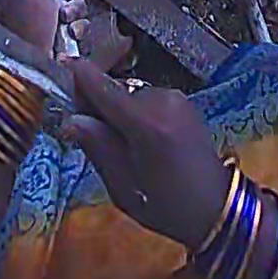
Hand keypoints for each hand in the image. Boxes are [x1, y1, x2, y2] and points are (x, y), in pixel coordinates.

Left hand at [0, 0, 86, 53]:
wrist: (27, 68)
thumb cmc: (21, 27)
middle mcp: (35, 1)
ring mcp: (48, 21)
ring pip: (75, 5)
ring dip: (74, 10)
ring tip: (63, 20)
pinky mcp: (60, 39)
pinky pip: (79, 26)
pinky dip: (78, 29)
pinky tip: (69, 33)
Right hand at [59, 57, 231, 247]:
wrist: (218, 209)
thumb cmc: (166, 205)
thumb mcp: (123, 187)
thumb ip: (97, 147)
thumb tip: (70, 119)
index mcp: (145, 123)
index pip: (101, 85)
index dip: (77, 76)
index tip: (59, 69)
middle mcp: (160, 100)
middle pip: (113, 91)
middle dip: (98, 107)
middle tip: (94, 134)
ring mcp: (174, 97)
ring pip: (128, 95)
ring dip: (119, 111)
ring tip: (125, 143)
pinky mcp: (181, 99)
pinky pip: (145, 98)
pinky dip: (137, 112)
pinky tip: (144, 138)